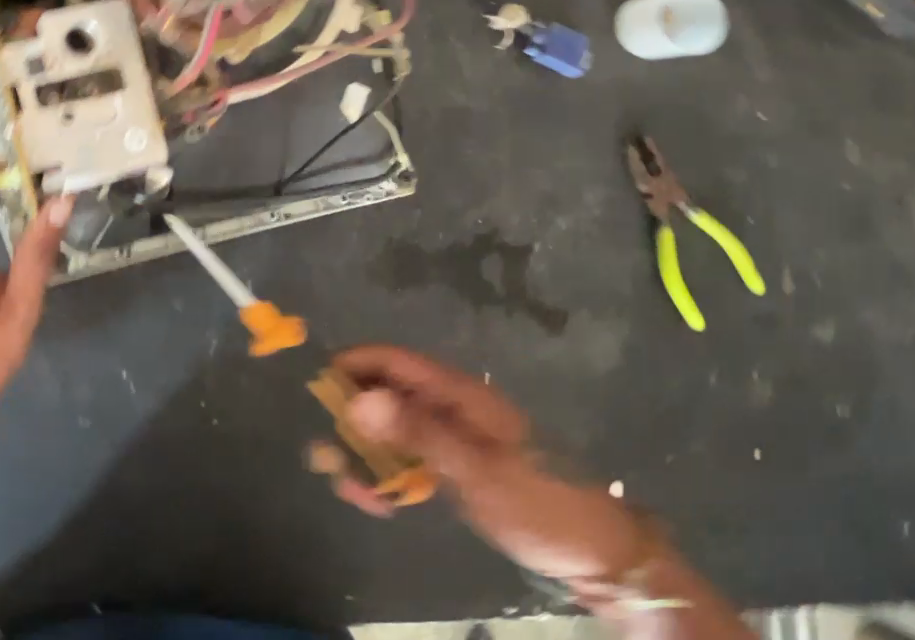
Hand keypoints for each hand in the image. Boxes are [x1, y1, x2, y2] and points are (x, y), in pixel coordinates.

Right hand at [331, 346, 649, 582]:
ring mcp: (450, 436)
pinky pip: (405, 459)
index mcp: (458, 394)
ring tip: (353, 491)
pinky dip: (387, 475)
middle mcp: (449, 407)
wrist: (598, 555)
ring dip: (364, 455)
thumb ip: (418, 433)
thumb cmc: (540, 503)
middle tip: (327, 457)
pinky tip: (382, 503)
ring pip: (389, 431)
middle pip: (383, 395)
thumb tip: (358, 399)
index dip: (353, 365)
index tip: (317, 389)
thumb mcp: (477, 470)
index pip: (393, 360)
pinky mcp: (452, 465)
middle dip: (351, 421)